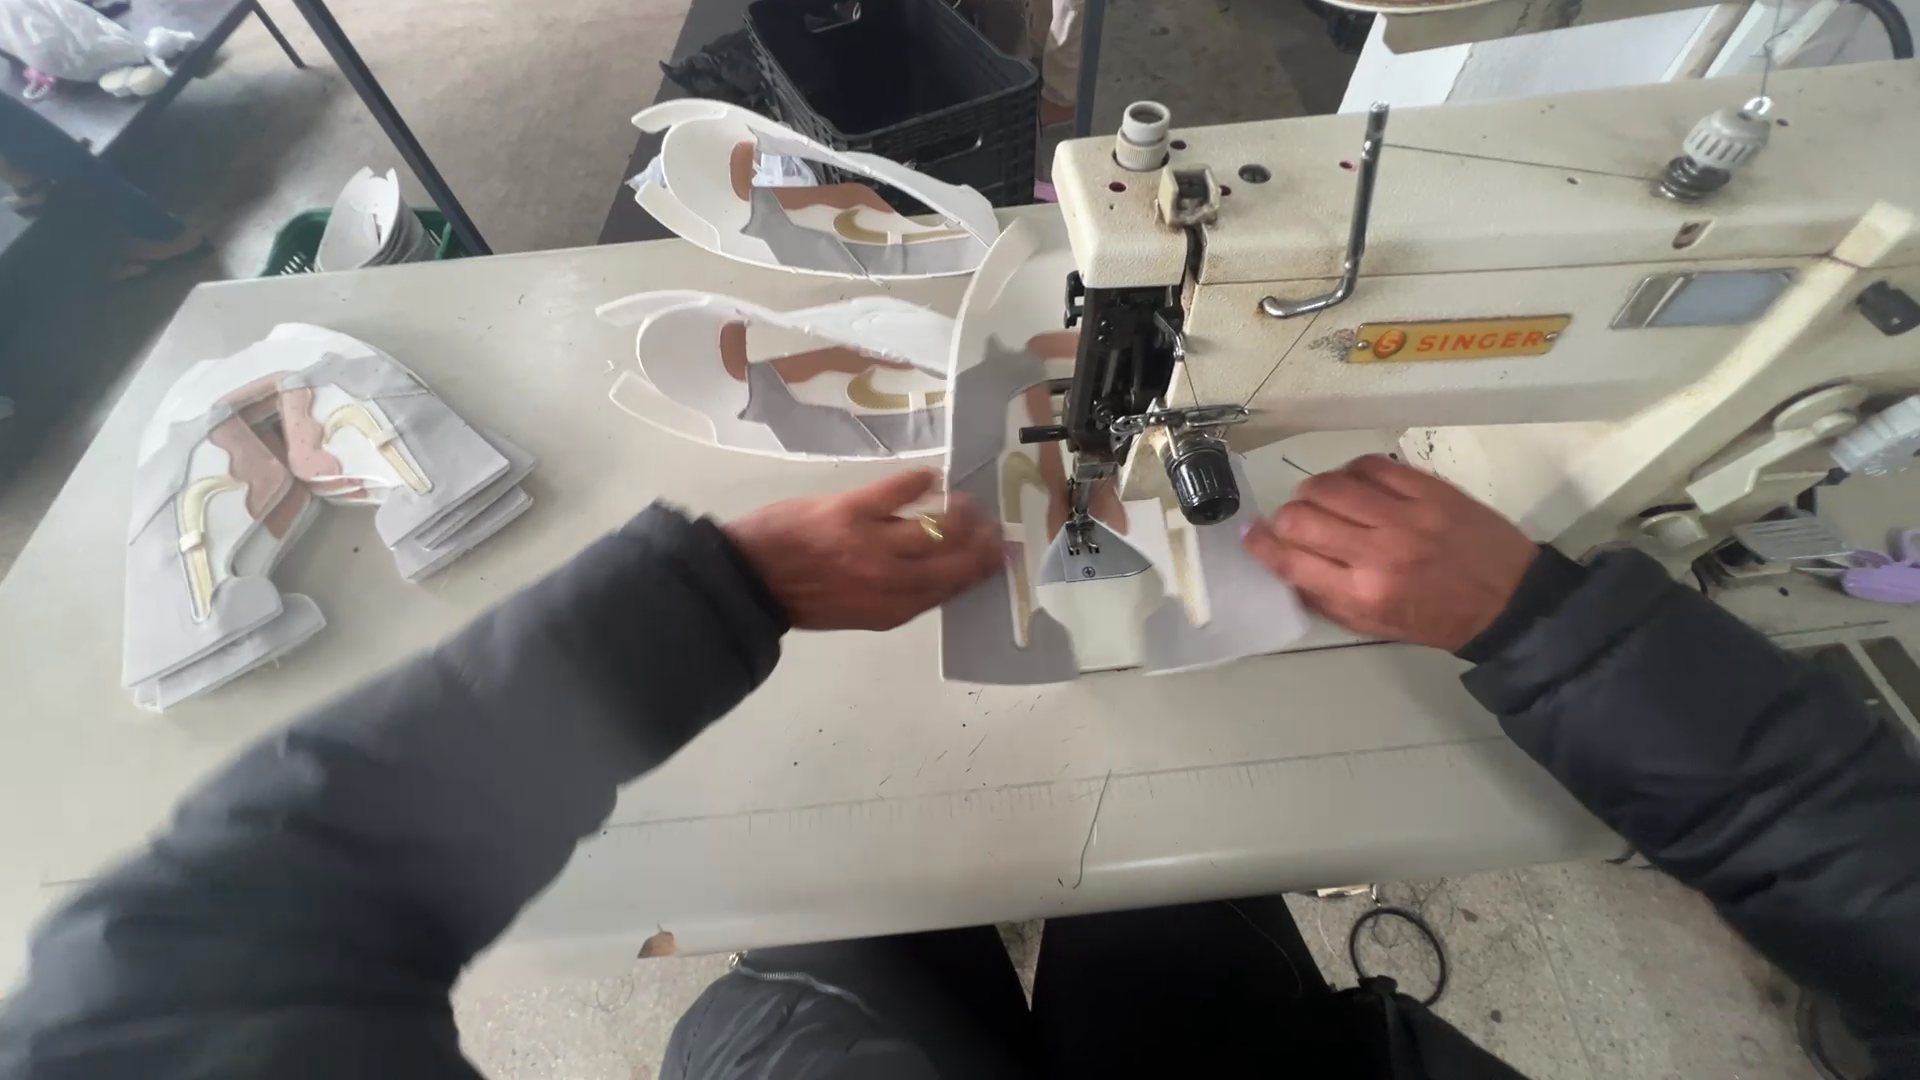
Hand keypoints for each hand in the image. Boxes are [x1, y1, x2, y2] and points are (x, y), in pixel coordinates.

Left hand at [724, 470, 1002, 631]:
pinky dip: (923, 482)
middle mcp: (891, 579)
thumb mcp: (857, 613)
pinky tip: (934, 477)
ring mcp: (874, 543)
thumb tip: (934, 575)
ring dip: (962, 513)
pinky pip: (901, 491)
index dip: (979, 572)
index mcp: (891, 609)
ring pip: (937, 525)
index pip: (950, 589)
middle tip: (995, 528)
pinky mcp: (854, 510)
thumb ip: (896, 597)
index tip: (997, 558)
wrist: (751, 580)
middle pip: (953, 558)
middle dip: (981, 543)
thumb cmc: (805, 600)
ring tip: (971, 503)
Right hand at [1241, 455, 1539, 650]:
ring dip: (1311, 492)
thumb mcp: (1369, 625)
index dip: (1260, 544)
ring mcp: (1405, 516)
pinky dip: (1350, 472)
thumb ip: (1321, 596)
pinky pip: (1370, 465)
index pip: (1289, 559)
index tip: (1252, 534)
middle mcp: (1378, 551)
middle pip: (1299, 518)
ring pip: (1328, 486)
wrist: (1509, 602)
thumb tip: (1281, 562)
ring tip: (1320, 501)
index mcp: (1362, 591)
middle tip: (1293, 523)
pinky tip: (1353, 485)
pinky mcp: (1429, 490)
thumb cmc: (1433, 619)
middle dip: (1284, 519)